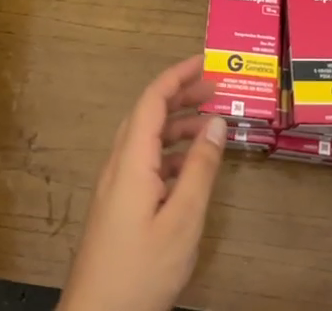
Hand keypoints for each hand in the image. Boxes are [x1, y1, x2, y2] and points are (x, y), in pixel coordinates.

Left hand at [59, 55, 227, 310]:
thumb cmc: (142, 268)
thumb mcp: (182, 220)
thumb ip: (200, 169)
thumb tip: (216, 122)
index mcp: (131, 160)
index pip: (152, 99)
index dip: (177, 75)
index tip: (205, 62)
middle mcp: (118, 164)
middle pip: (147, 114)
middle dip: (180, 96)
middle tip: (215, 89)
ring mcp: (115, 185)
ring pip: (145, 138)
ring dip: (176, 125)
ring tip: (211, 126)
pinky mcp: (117, 205)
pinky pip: (143, 161)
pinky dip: (168, 152)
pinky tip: (190, 167)